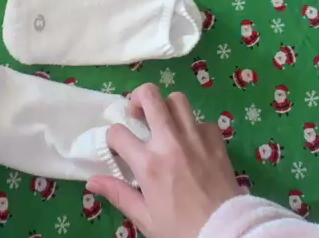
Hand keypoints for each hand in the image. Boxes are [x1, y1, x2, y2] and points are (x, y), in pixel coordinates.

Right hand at [88, 84, 240, 237]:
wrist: (226, 235)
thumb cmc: (182, 231)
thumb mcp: (146, 219)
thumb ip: (119, 194)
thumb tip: (91, 181)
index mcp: (149, 164)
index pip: (118, 132)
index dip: (112, 137)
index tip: (118, 147)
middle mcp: (170, 142)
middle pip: (149, 95)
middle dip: (137, 98)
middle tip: (138, 114)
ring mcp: (195, 138)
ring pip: (177, 99)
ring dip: (167, 108)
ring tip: (165, 123)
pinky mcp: (216, 141)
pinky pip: (203, 121)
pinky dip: (195, 127)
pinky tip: (193, 143)